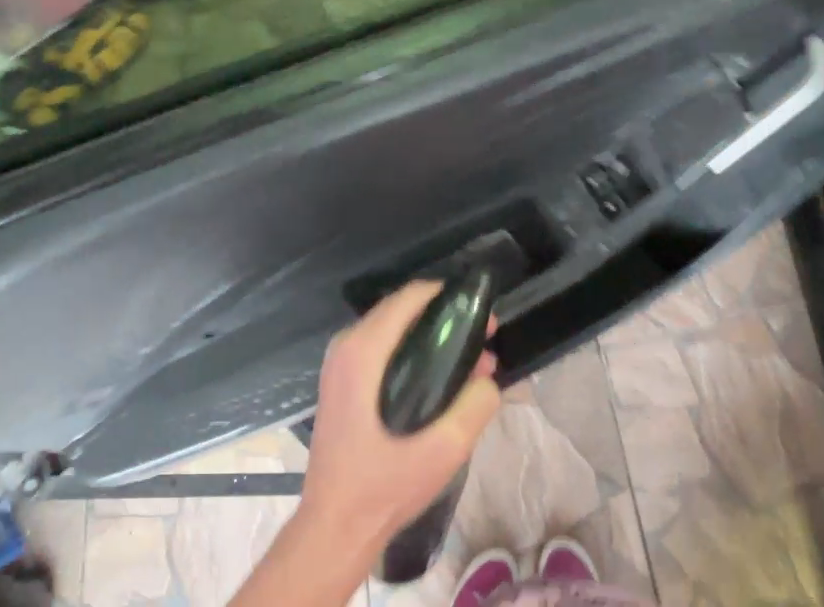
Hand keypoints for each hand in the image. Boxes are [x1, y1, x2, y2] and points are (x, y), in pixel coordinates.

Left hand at [298, 282, 501, 557]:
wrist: (336, 527)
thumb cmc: (385, 485)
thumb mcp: (444, 449)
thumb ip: (475, 404)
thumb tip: (487, 378)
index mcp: (364, 352)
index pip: (412, 296)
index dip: (452, 299)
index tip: (483, 321)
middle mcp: (346, 347)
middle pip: (402, 309)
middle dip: (446, 319)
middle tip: (483, 345)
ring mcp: (339, 365)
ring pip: (392, 329)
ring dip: (430, 338)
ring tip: (469, 368)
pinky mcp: (340, 384)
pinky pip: (380, 350)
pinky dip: (411, 354)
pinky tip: (440, 384)